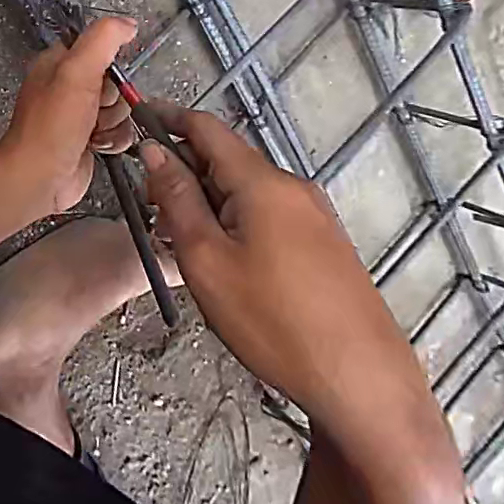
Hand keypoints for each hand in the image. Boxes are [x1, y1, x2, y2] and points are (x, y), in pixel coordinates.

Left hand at [0, 17, 136, 212]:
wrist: (39, 178)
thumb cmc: (51, 126)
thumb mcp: (77, 72)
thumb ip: (103, 40)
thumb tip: (128, 23)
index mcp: (58, 63)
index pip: (99, 48)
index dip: (109, 64)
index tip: (104, 78)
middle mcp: (67, 86)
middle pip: (115, 81)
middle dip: (113, 98)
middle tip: (95, 108)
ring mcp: (78, 114)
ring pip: (120, 108)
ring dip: (114, 122)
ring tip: (93, 130)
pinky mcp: (89, 139)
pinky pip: (119, 132)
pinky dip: (114, 140)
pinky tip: (98, 145)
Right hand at [141, 103, 462, 503]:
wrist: (367, 387)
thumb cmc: (275, 322)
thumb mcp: (206, 259)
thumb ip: (177, 198)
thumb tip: (153, 149)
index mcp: (262, 181)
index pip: (205, 126)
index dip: (167, 116)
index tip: (136, 118)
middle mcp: (292, 186)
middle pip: (225, 158)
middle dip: (183, 171)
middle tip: (152, 209)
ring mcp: (314, 214)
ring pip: (245, 188)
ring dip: (207, 199)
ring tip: (183, 241)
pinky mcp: (325, 242)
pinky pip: (268, 211)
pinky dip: (234, 218)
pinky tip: (224, 258)